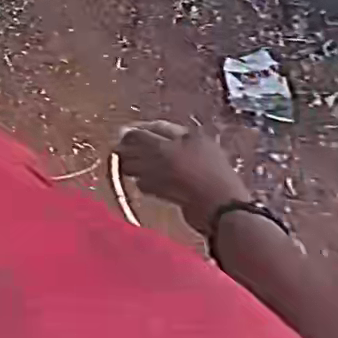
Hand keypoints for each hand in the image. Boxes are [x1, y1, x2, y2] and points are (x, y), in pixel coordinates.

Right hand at [114, 122, 251, 236]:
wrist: (219, 210)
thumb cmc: (192, 174)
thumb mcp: (162, 151)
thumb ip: (140, 139)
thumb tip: (121, 133)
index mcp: (188, 136)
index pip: (156, 127)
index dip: (136, 131)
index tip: (118, 137)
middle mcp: (191, 151)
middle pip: (156, 146)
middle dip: (137, 151)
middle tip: (119, 155)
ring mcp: (192, 172)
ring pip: (159, 166)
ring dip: (142, 168)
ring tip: (126, 171)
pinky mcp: (189, 192)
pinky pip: (166, 184)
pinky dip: (153, 184)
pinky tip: (142, 186)